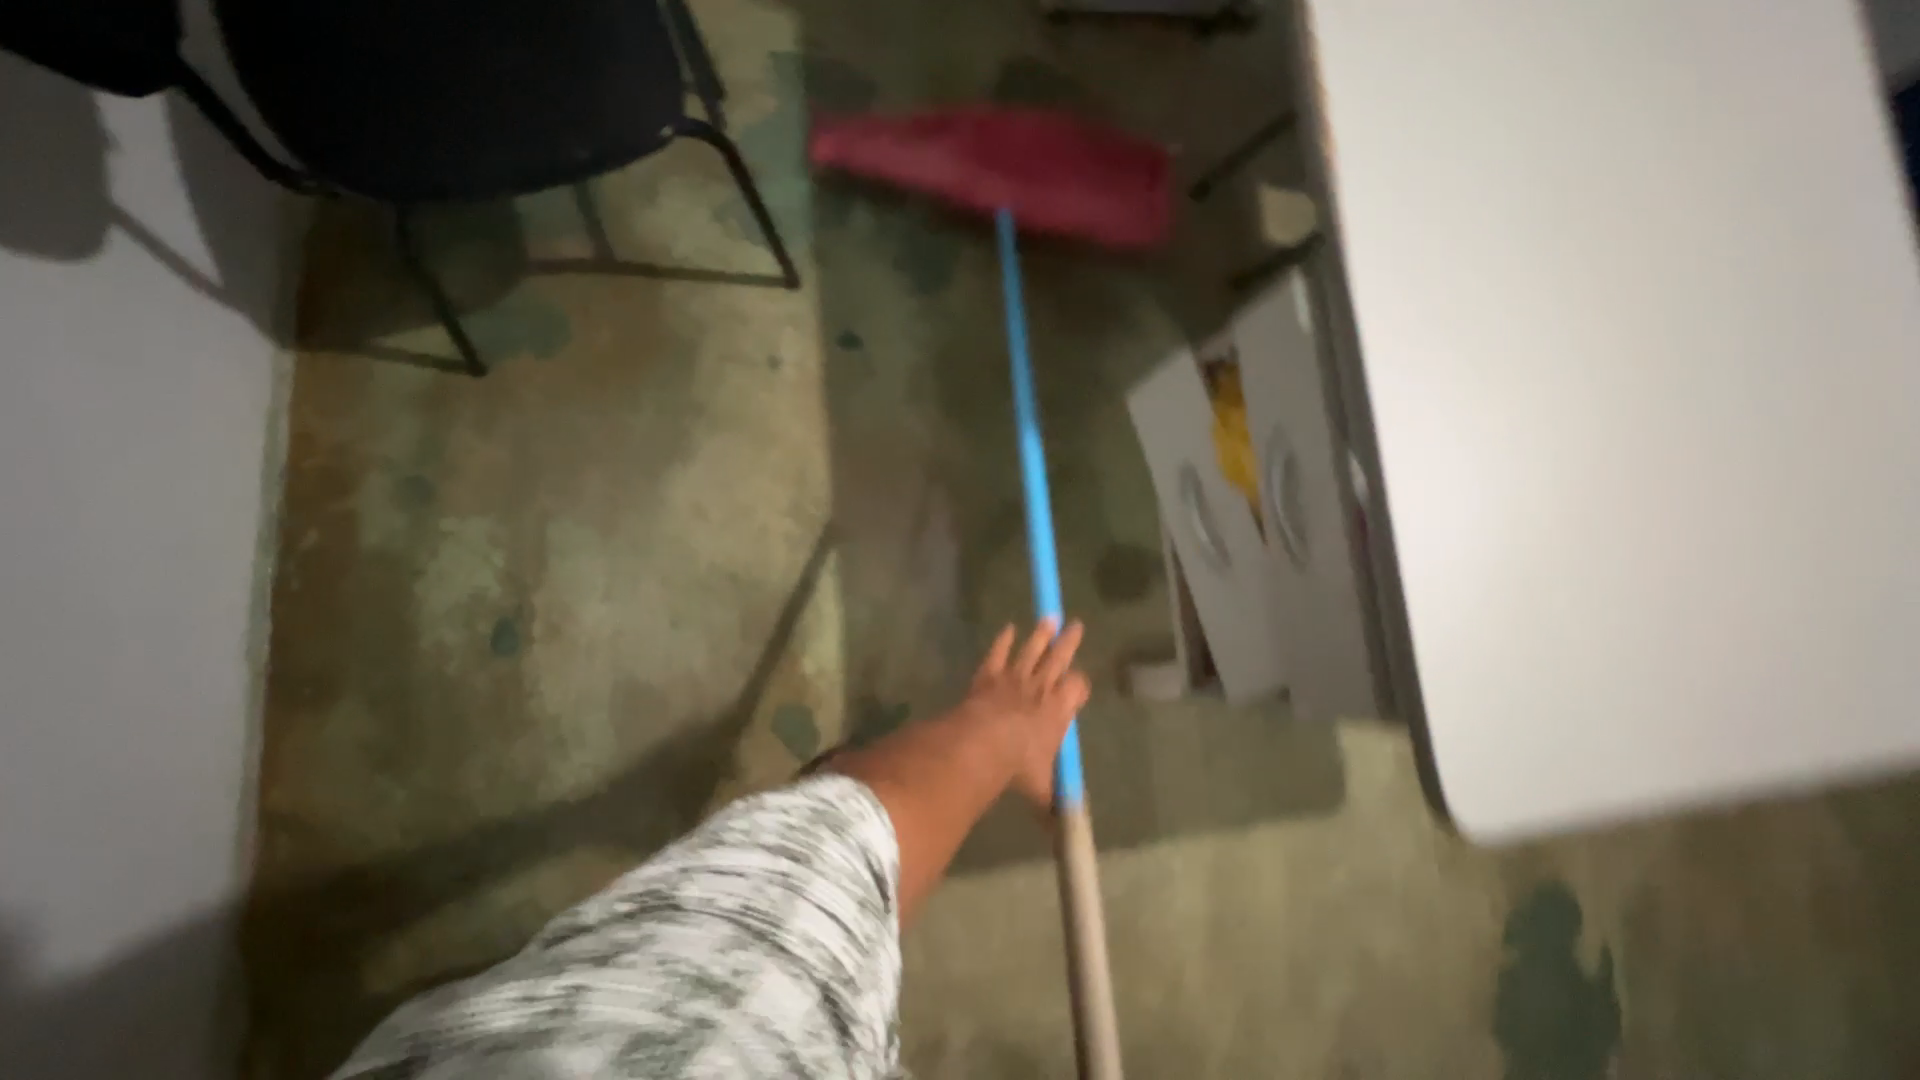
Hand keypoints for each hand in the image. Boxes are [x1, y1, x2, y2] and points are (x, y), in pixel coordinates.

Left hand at [964, 618, 1090, 810]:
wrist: (984, 744)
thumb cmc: (1018, 767)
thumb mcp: (1041, 791)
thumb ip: (1052, 808)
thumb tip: (1063, 836)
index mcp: (1058, 713)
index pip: (1076, 689)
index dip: (1078, 685)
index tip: (1078, 682)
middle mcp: (1040, 690)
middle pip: (1059, 660)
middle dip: (1068, 644)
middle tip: (1076, 625)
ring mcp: (1014, 679)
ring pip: (1032, 651)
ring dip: (1040, 635)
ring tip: (1050, 618)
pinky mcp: (989, 675)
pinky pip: (998, 654)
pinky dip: (1003, 641)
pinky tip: (1007, 629)